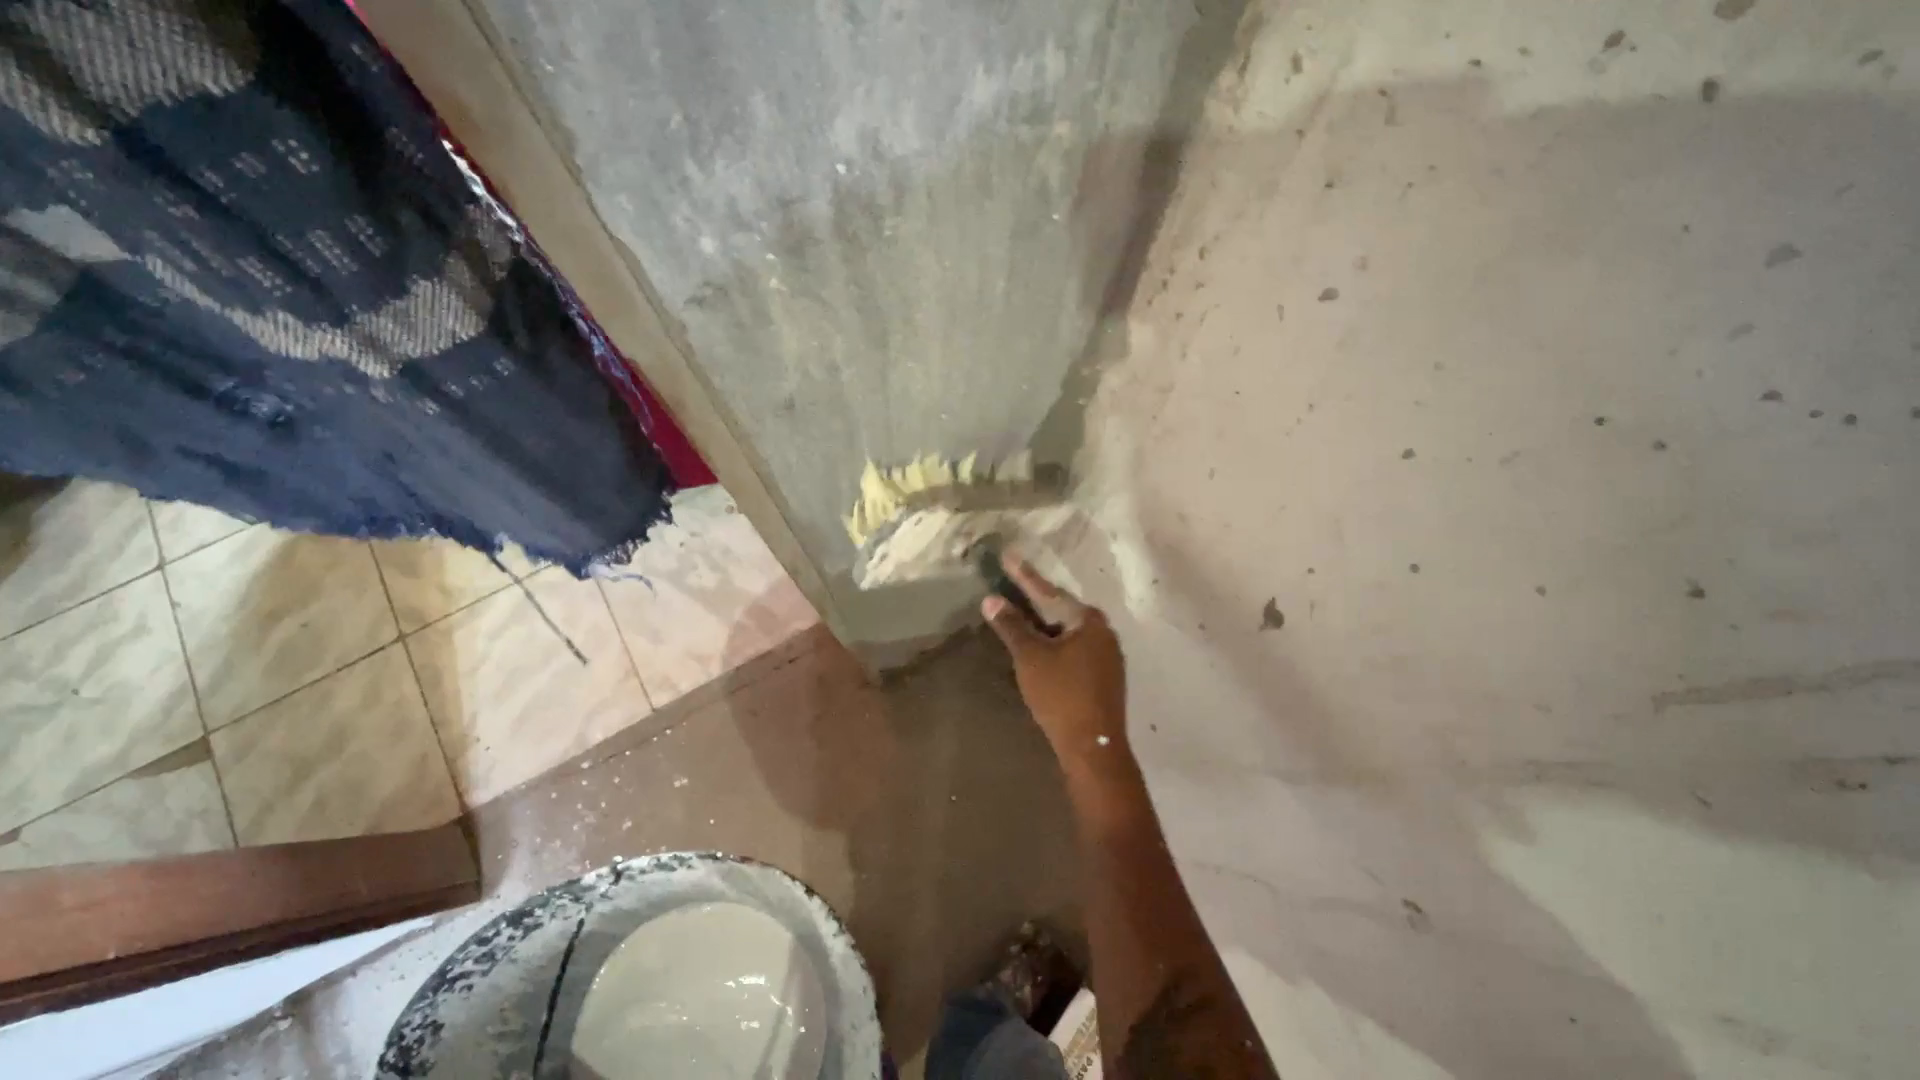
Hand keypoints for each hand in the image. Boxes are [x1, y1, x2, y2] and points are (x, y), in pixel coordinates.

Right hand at [981, 556, 1128, 764]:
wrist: (1093, 745)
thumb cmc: (1061, 695)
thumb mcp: (1031, 658)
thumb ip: (1012, 626)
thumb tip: (991, 599)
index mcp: (1088, 620)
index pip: (1049, 592)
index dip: (1024, 576)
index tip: (1007, 556)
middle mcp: (1103, 632)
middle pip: (1061, 609)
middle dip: (1035, 599)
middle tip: (1012, 582)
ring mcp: (1107, 655)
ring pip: (1067, 631)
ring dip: (1044, 625)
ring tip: (1020, 613)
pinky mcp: (1104, 677)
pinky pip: (1074, 649)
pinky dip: (1054, 644)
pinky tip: (1040, 647)